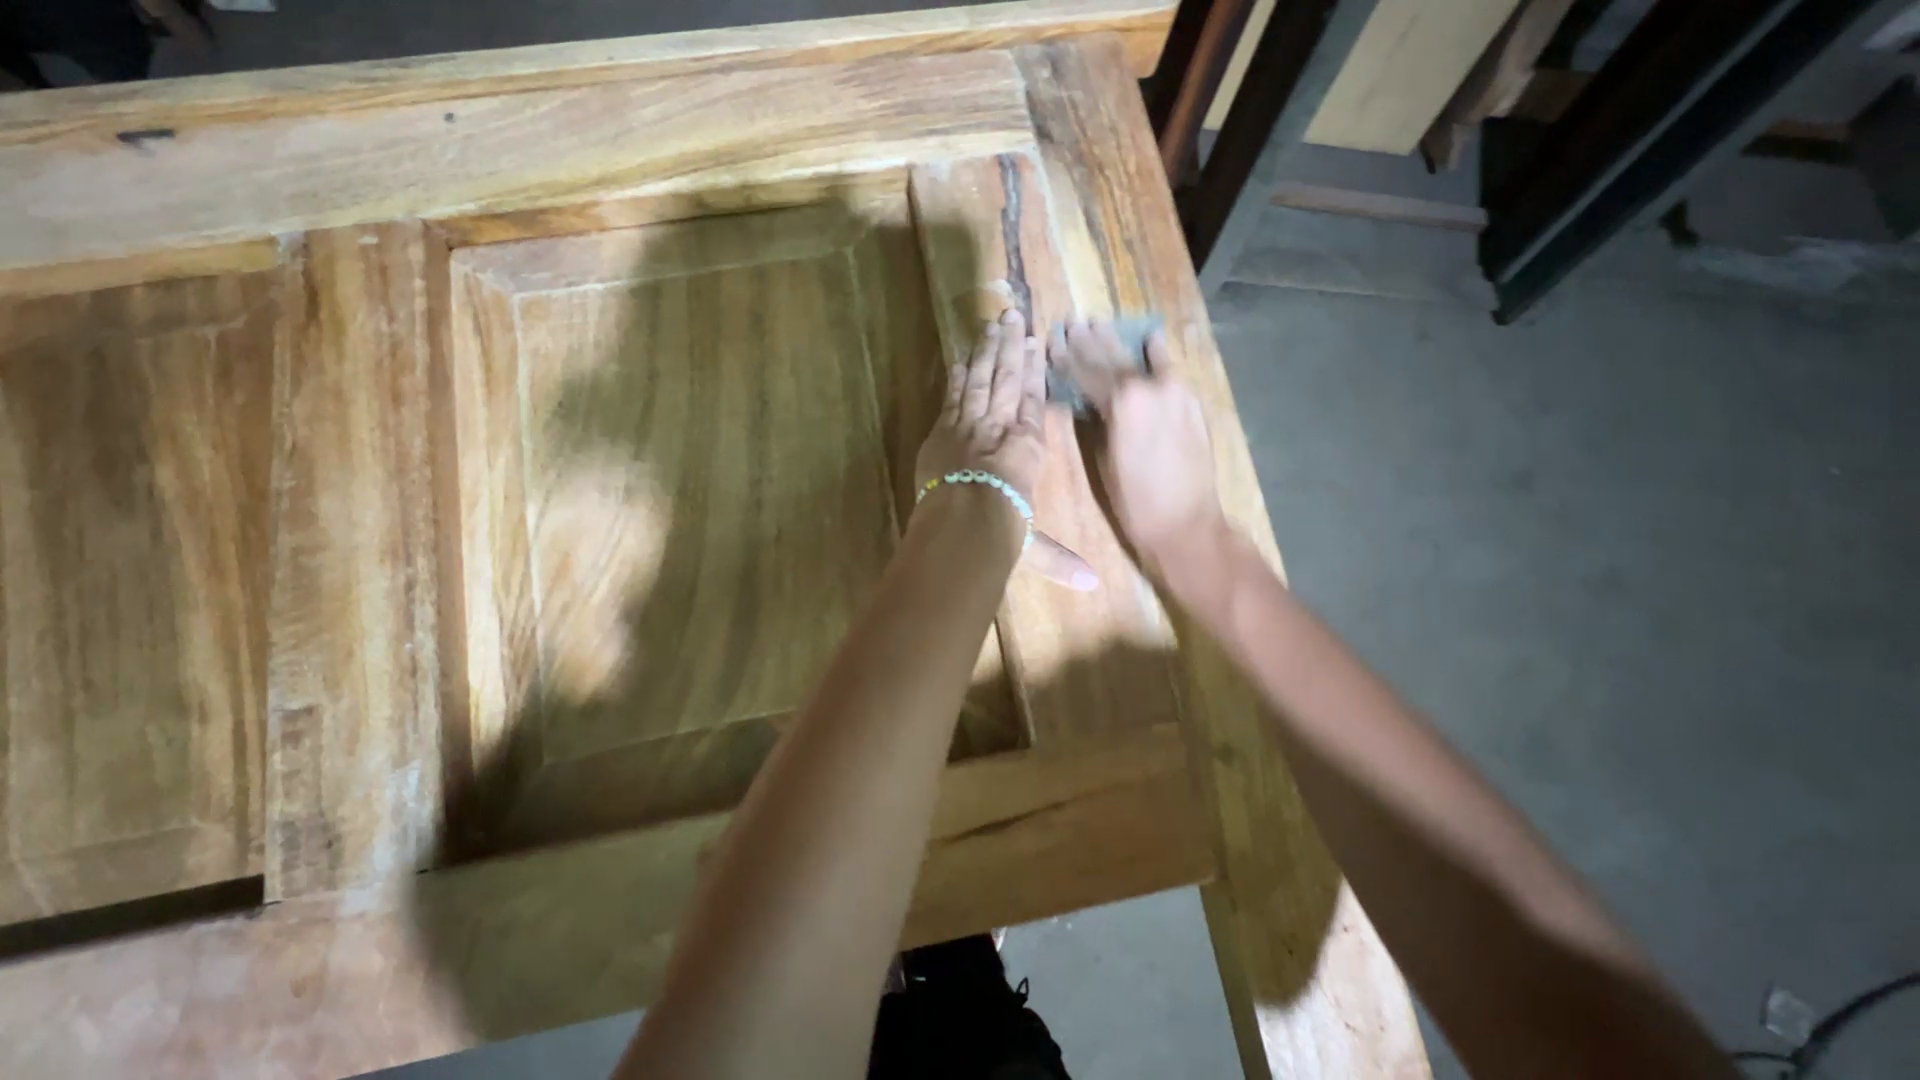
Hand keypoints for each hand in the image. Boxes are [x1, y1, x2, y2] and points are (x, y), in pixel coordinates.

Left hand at [915, 309, 1096, 589]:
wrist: (965, 521)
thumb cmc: (1003, 531)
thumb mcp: (1033, 547)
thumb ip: (1059, 560)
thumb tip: (1092, 587)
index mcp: (1029, 449)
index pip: (1033, 402)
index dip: (1035, 372)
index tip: (1037, 345)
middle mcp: (1003, 428)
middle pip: (1008, 379)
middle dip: (1013, 347)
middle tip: (1014, 315)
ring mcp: (970, 424)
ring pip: (981, 378)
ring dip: (988, 349)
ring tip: (994, 322)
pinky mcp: (942, 429)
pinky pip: (952, 396)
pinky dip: (957, 376)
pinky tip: (960, 358)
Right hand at [1049, 320, 1225, 567]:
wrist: (1186, 523)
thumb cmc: (1133, 501)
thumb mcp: (1102, 458)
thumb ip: (1095, 420)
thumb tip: (1087, 400)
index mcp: (1120, 401)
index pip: (1084, 370)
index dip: (1065, 356)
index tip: (1051, 338)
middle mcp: (1148, 385)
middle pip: (1110, 358)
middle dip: (1088, 341)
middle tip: (1071, 322)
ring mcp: (1173, 390)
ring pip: (1138, 360)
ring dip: (1116, 343)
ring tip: (1097, 323)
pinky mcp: (1190, 402)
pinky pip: (1169, 371)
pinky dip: (1157, 355)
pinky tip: (1150, 337)